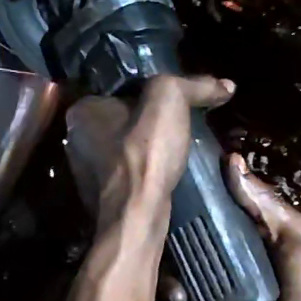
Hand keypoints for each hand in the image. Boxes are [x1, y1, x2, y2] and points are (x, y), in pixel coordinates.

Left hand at [63, 75, 234, 230]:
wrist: (137, 215)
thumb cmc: (145, 152)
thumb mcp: (168, 99)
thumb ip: (194, 84)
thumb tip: (226, 85)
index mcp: (81, 111)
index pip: (116, 87)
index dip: (146, 87)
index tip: (171, 95)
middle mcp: (75, 139)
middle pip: (121, 117)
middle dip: (147, 119)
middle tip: (178, 119)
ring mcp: (85, 170)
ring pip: (124, 146)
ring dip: (146, 146)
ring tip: (176, 144)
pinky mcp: (102, 195)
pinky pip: (128, 171)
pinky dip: (145, 168)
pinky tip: (165, 169)